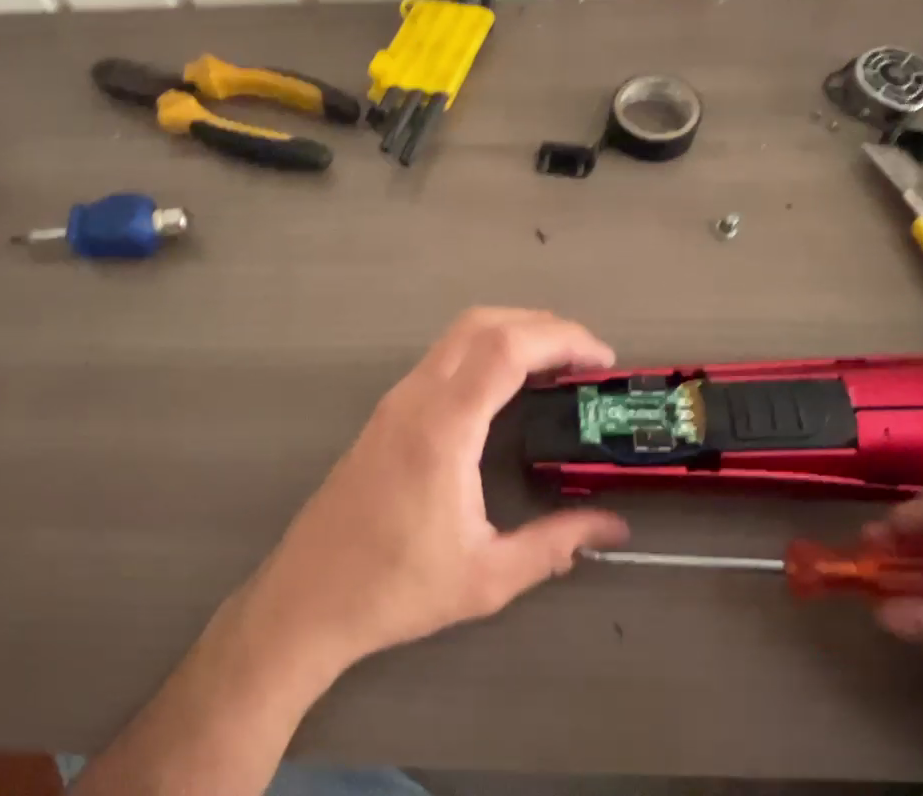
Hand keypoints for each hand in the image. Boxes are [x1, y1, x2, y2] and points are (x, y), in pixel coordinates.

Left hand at [242, 308, 628, 674]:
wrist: (308, 597)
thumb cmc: (396, 588)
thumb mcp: (488, 577)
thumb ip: (556, 545)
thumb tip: (614, 528)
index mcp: (443, 429)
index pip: (507, 349)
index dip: (562, 340)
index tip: (601, 360)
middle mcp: (415, 399)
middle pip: (481, 324)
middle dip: (541, 325)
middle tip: (586, 357)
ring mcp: (395, 402)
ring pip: (457, 335)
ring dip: (511, 333)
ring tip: (556, 367)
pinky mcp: (385, 415)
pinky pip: (441, 359)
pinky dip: (484, 352)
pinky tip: (506, 388)